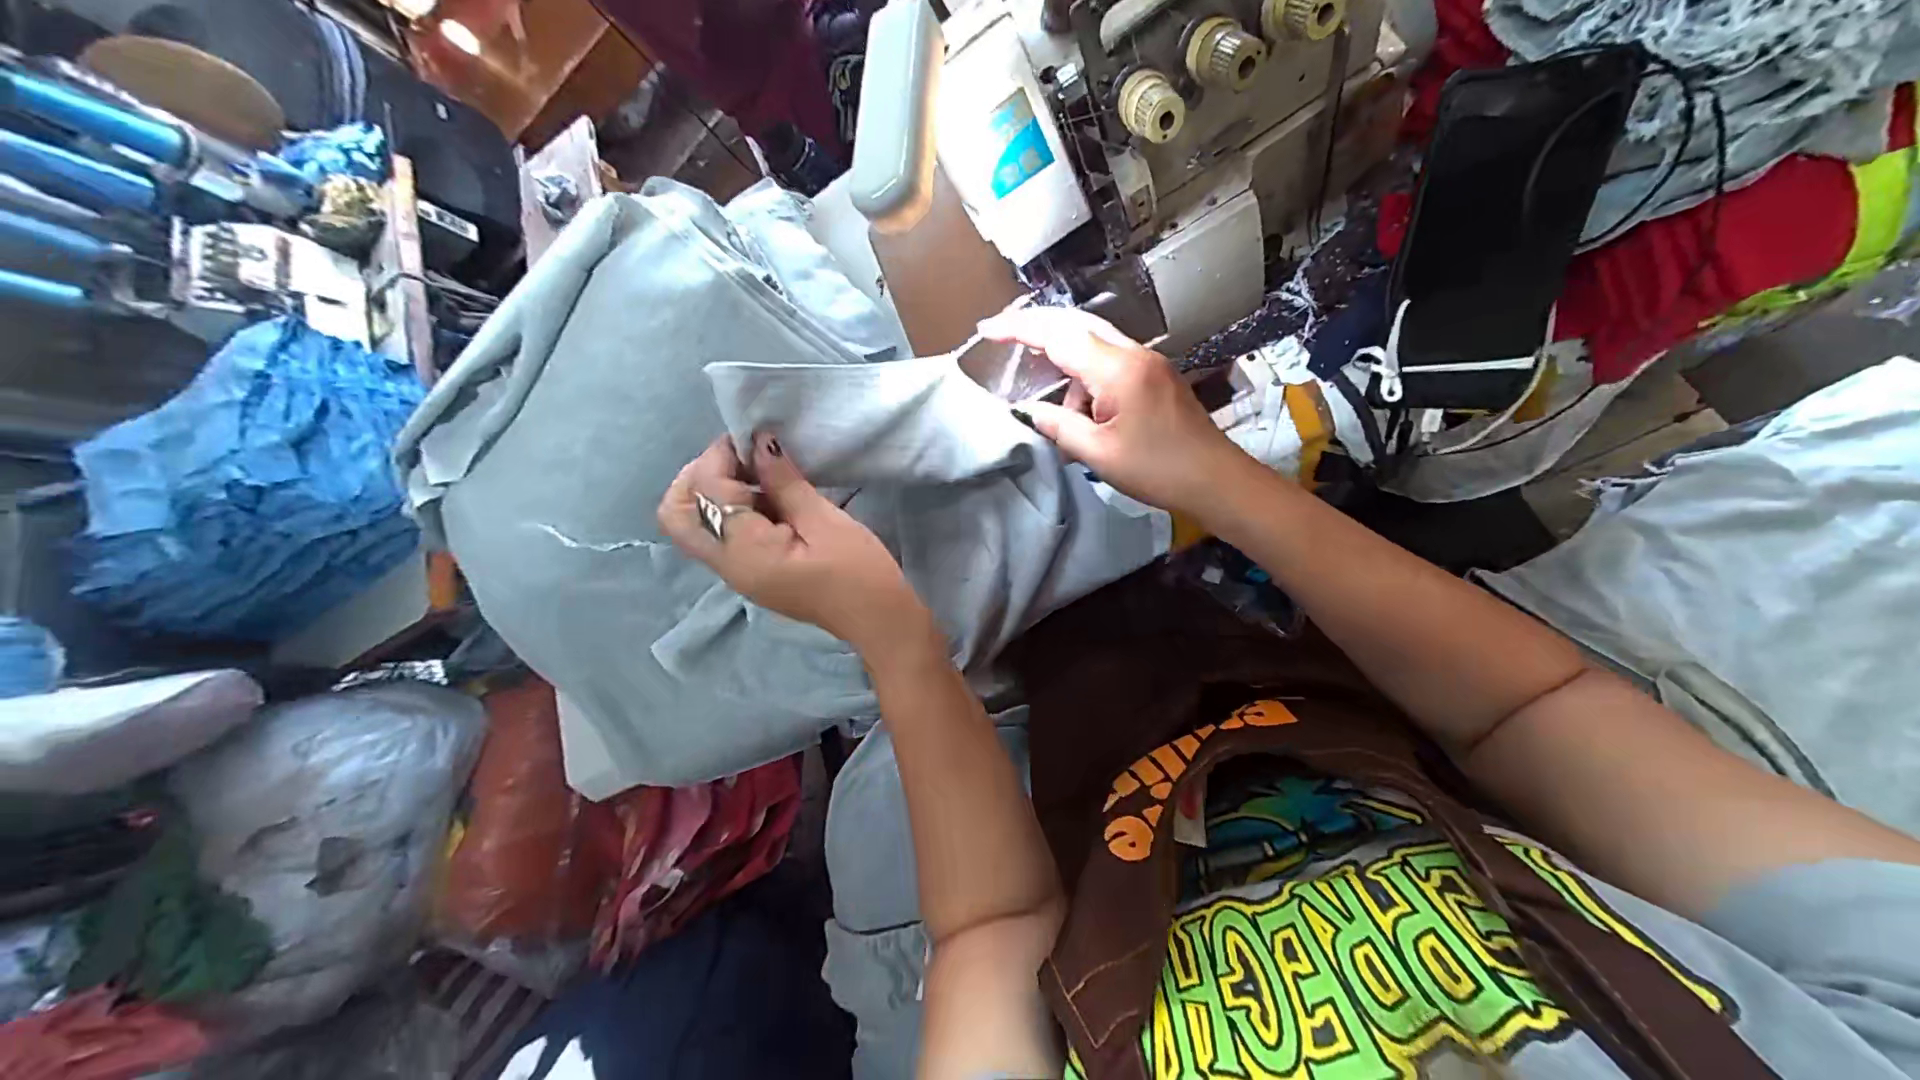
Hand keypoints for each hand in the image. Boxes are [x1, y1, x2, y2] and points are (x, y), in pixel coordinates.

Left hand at [658, 433, 931, 655]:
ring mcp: (735, 571)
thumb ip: (785, 482)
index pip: (706, 491)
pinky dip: (730, 506)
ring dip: (714, 489)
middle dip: (698, 474)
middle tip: (740, 458)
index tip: (756, 438)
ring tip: (758, 471)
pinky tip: (767, 494)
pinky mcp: (749, 571)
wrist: (876, 619)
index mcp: (744, 552)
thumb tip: (760, 442)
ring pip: (693, 522)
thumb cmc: (858, 572)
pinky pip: (719, 532)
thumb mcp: (825, 521)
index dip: (722, 455)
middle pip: (675, 513)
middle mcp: (726, 564)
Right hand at [979, 306, 1249, 519]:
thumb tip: (1025, 410)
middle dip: (1038, 326)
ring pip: (1094, 343)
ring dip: (1067, 366)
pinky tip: (1086, 414)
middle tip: (1005, 335)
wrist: (1216, 480)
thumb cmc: (1157, 469)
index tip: (987, 329)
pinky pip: (1110, 361)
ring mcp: (1148, 362)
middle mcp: (1134, 354)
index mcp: (1118, 370)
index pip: (1059, 335)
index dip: (1019, 329)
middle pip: (1077, 323)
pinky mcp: (1155, 376)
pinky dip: (1087, 377)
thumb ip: (1057, 425)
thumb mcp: (1098, 453)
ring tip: (1063, 416)